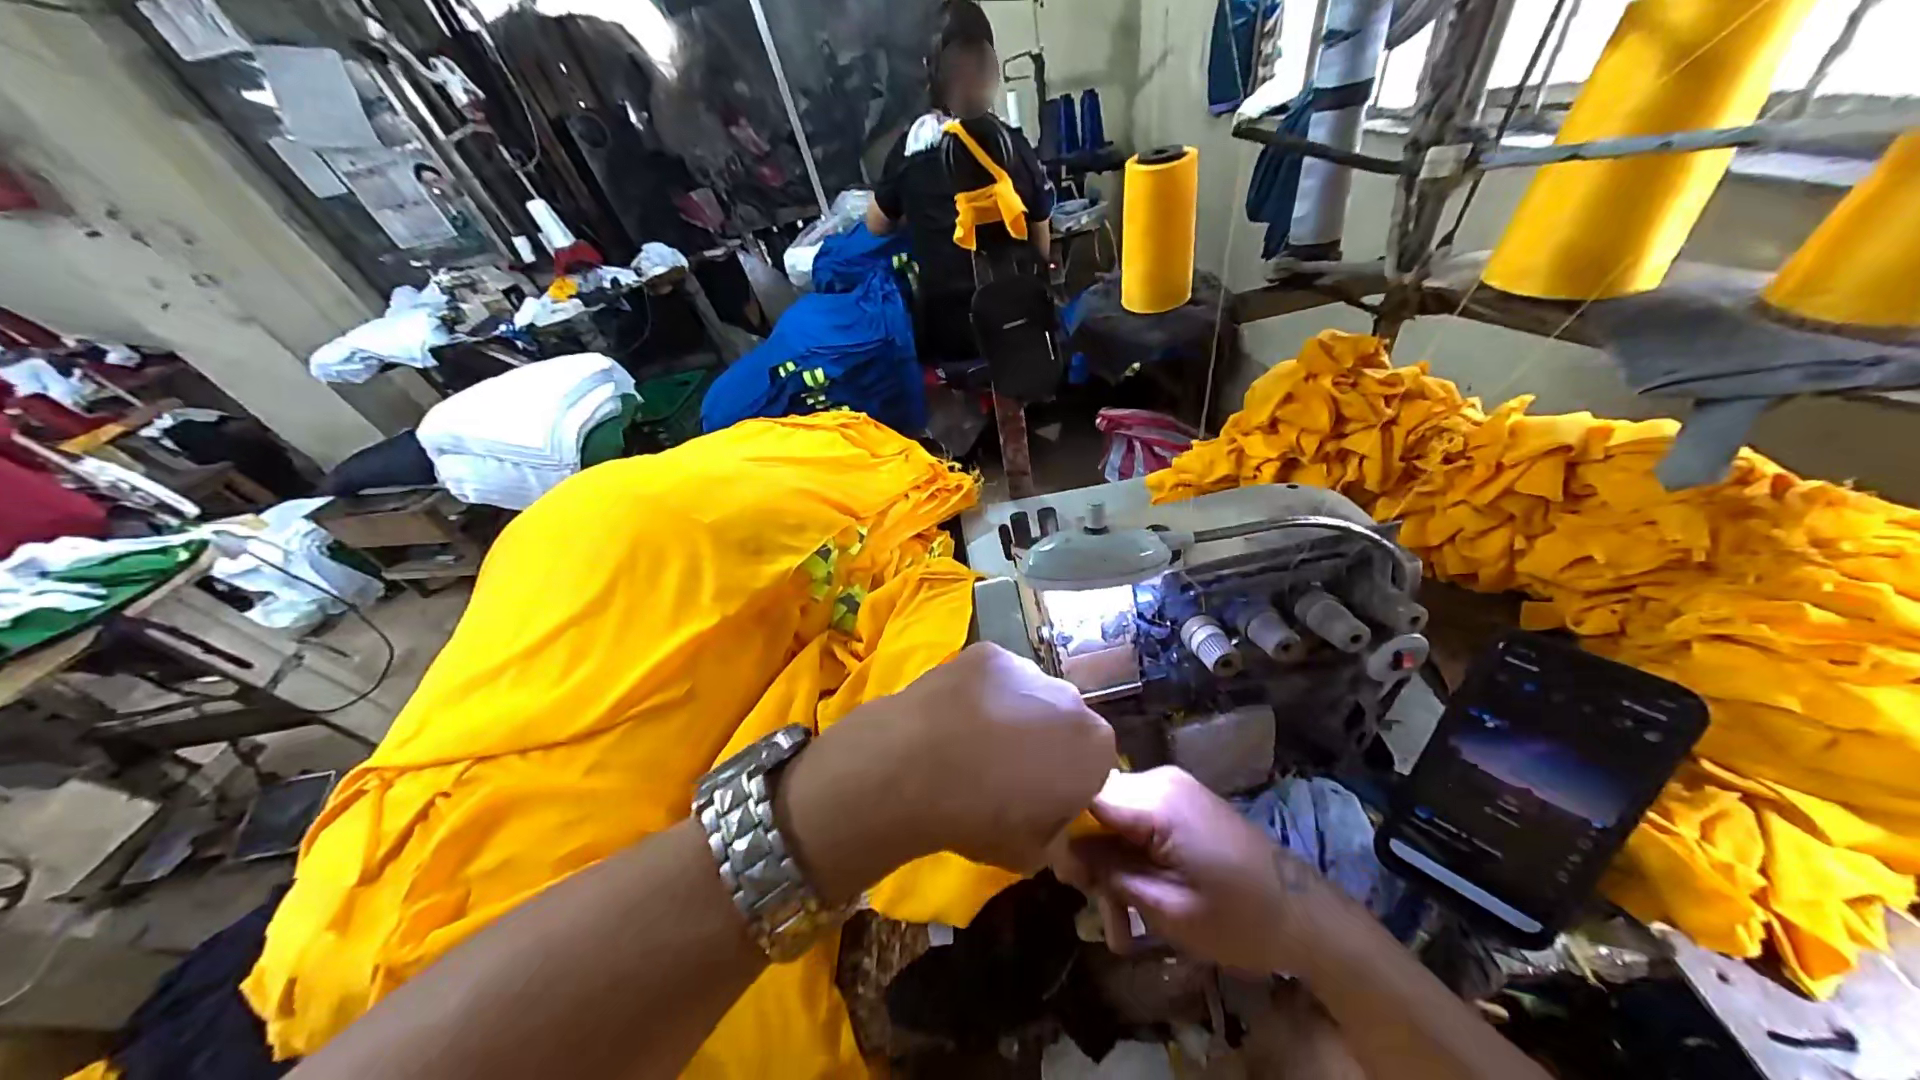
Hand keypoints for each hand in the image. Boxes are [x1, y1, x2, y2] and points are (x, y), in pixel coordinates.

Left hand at [780, 643, 1114, 896]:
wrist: (913, 767)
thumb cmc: (980, 817)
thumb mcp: (1031, 855)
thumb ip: (1058, 842)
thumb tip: (1059, 837)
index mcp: (1095, 748)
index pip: (1094, 765)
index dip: (1067, 783)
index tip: (1038, 800)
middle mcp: (1072, 699)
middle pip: (1065, 723)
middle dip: (1045, 742)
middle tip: (1003, 769)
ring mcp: (1028, 668)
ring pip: (1030, 694)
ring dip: (1015, 712)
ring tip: (971, 739)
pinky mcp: (989, 652)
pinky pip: (995, 675)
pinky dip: (981, 690)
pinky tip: (954, 713)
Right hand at [1054, 766, 1327, 972]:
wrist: (1306, 915)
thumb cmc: (1238, 919)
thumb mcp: (1166, 908)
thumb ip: (1109, 873)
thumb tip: (1063, 850)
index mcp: (1156, 801)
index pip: (1085, 797)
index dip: (1064, 831)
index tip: (1063, 873)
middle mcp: (1161, 781)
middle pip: (1098, 805)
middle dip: (1089, 854)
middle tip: (1094, 904)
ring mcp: (1174, 788)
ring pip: (1115, 814)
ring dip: (1110, 861)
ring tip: (1118, 919)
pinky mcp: (1182, 801)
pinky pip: (1138, 818)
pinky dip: (1131, 852)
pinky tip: (1137, 893)